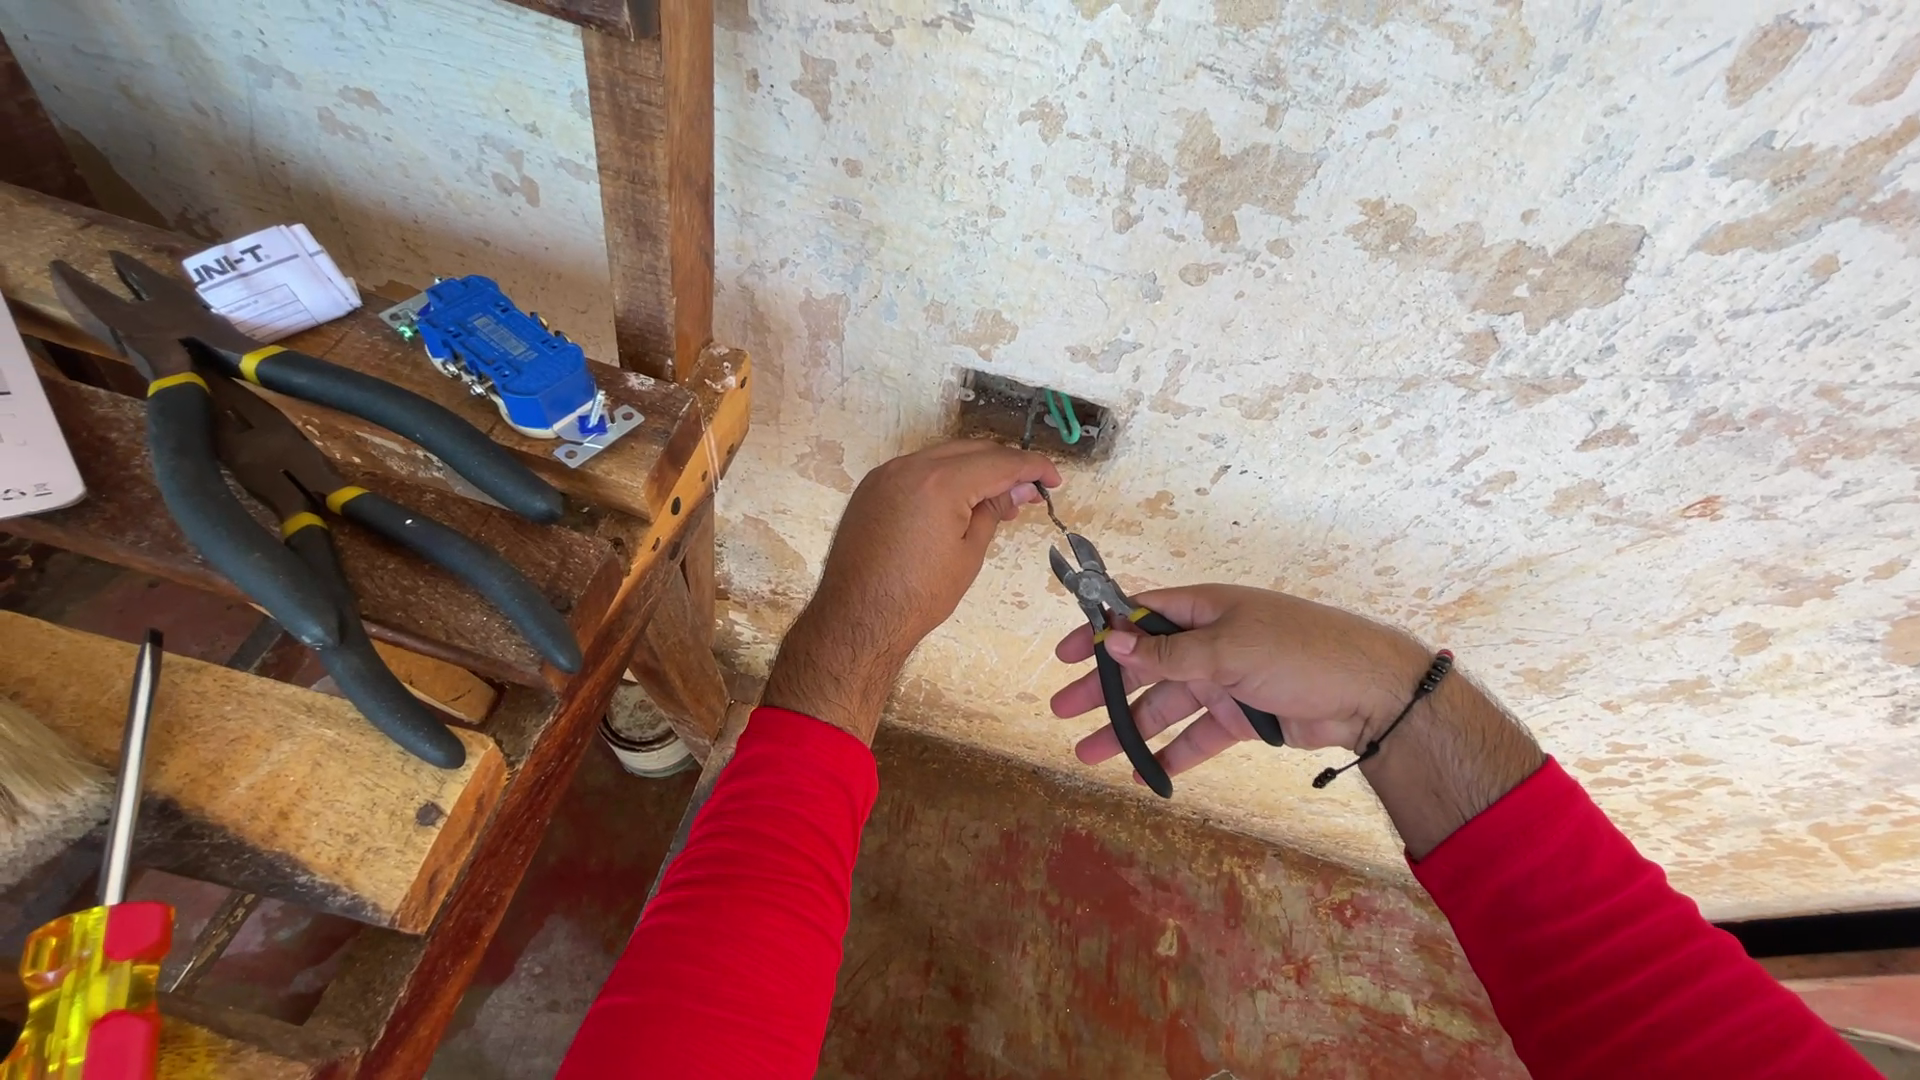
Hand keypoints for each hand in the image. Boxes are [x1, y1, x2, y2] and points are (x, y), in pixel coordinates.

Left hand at [764, 440, 1061, 742]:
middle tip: (1029, 493)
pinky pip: (919, 469)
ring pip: (944, 456)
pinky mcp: (872, 487)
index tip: (1054, 479)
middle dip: (1005, 466)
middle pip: (972, 450)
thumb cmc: (919, 595)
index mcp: (940, 481)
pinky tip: (958, 500)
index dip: (1033, 467)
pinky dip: (944, 476)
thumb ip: (993, 511)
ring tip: (996, 500)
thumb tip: (1017, 489)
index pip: (999, 462)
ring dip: (975, 469)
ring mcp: (886, 473)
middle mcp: (910, 466)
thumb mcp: (968, 553)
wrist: (858, 618)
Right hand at [1050, 585, 1430, 781]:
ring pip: (1163, 706)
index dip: (1100, 634)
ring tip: (1089, 753)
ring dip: (1128, 729)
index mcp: (1202, 611)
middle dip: (1103, 688)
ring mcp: (1221, 681)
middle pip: (1142, 666)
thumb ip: (1167, 651)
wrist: (1371, 695)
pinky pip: (1196, 736)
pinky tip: (1145, 774)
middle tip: (1062, 710)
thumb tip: (1111, 640)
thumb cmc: (1297, 650)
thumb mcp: (1227, 647)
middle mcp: (1206, 643)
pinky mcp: (1240, 717)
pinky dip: (1171, 754)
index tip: (1066, 654)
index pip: (1137, 617)